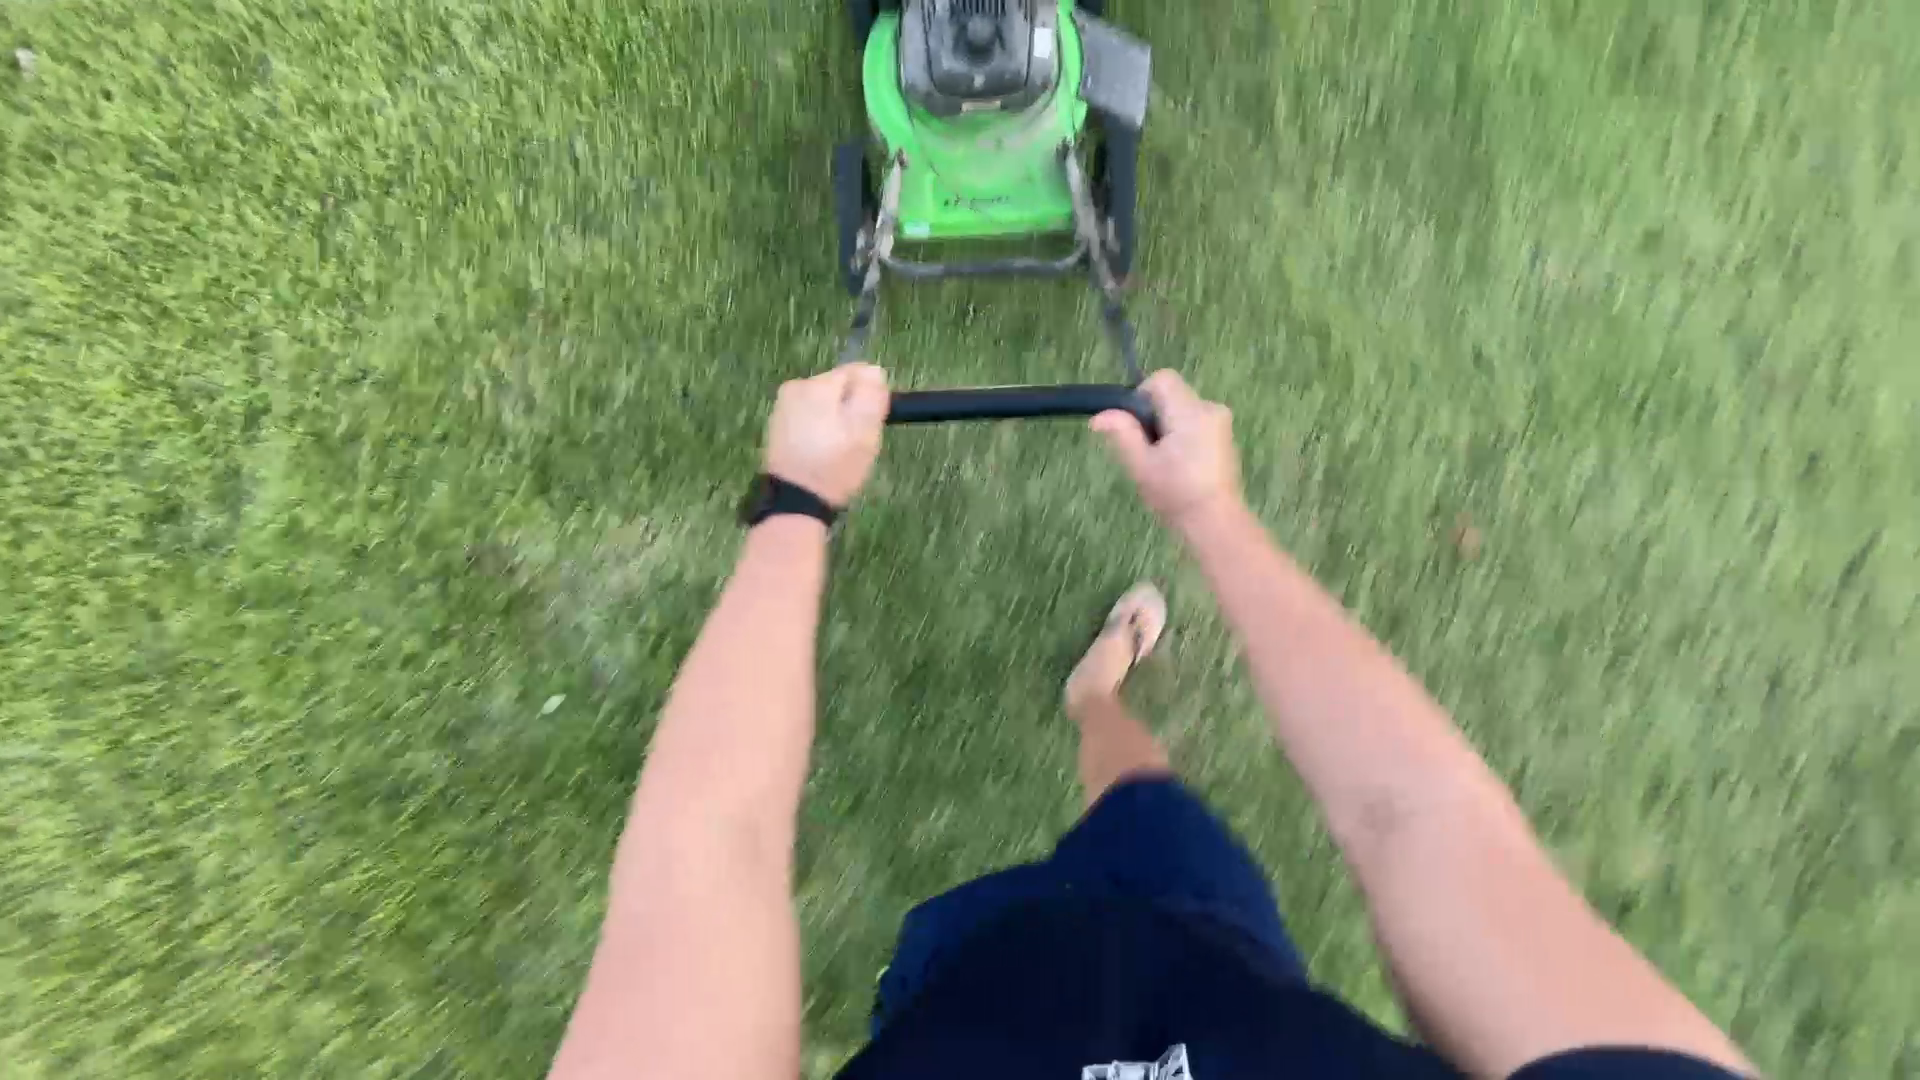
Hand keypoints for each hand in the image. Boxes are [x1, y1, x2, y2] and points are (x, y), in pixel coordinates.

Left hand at [764, 364, 889, 506]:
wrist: (795, 502)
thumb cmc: (835, 466)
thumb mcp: (864, 431)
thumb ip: (871, 394)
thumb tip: (874, 371)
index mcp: (816, 385)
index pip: (856, 373)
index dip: (870, 397)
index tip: (870, 424)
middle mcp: (794, 387)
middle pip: (838, 389)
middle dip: (850, 409)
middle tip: (855, 442)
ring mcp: (781, 408)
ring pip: (823, 405)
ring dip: (835, 421)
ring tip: (838, 451)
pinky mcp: (776, 428)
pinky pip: (808, 419)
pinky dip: (818, 432)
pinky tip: (821, 454)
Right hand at [1091, 369, 1243, 532]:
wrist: (1215, 522)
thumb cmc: (1176, 494)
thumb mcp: (1141, 465)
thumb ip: (1121, 433)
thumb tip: (1099, 415)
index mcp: (1190, 412)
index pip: (1162, 379)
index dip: (1141, 396)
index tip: (1135, 426)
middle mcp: (1210, 409)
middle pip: (1172, 395)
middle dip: (1153, 416)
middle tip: (1146, 450)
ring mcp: (1221, 423)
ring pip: (1182, 410)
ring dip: (1167, 427)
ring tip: (1162, 461)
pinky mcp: (1224, 437)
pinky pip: (1195, 423)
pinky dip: (1181, 435)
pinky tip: (1179, 465)